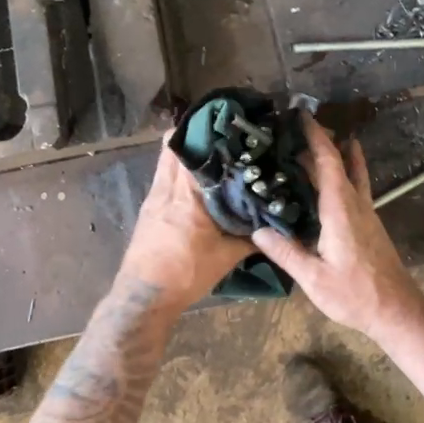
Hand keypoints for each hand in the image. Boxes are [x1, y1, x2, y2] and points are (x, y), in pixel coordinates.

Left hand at [121, 137, 252, 310]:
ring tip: (212, 152)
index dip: (216, 133)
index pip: (200, 150)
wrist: (145, 295)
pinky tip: (196, 179)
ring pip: (168, 157)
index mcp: (189, 193)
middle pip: (177, 143)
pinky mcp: (149, 204)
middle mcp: (169, 185)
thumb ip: (251, 236)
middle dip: (200, 134)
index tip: (236, 127)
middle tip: (225, 135)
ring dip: (187, 151)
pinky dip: (178, 168)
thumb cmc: (186, 273)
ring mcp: (155, 193)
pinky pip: (164, 174)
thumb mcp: (226, 256)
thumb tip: (277, 223)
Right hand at [252, 115, 423, 336]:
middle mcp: (356, 204)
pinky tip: (329, 186)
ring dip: (336, 156)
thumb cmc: (355, 294)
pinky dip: (341, 175)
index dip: (316, 137)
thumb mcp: (313, 277)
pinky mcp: (369, 225)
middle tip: (297, 130)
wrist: (397, 311)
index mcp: (340, 209)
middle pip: (341, 162)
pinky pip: (354, 188)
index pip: (328, 162)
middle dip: (322, 142)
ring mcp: (366, 214)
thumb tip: (257, 231)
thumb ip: (286, 252)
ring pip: (351, 174)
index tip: (302, 116)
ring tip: (315, 147)